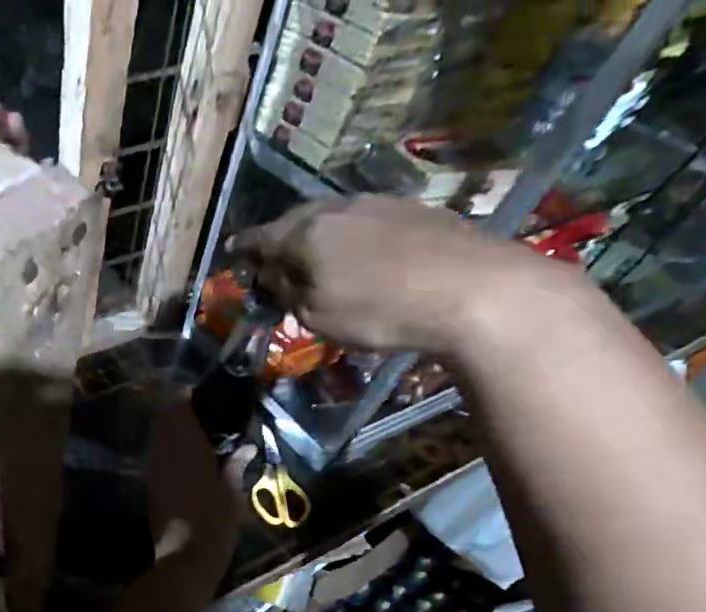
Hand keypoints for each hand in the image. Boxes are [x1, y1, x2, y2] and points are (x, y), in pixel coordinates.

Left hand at [143, 398, 236, 575]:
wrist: (183, 560)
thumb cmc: (215, 527)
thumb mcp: (233, 495)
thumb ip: (236, 467)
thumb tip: (246, 447)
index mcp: (188, 450)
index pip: (177, 410)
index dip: (186, 397)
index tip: (201, 394)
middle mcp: (165, 455)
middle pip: (163, 420)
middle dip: (177, 411)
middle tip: (200, 411)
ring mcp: (153, 471)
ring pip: (157, 437)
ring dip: (170, 429)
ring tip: (194, 431)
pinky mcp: (150, 487)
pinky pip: (156, 455)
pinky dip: (167, 448)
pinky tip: (184, 455)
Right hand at [228, 195, 574, 355]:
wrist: (473, 290)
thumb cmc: (379, 309)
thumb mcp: (317, 314)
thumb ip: (288, 292)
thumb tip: (272, 276)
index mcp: (306, 233)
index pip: (261, 238)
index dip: (244, 248)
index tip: (232, 254)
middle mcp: (338, 208)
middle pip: (296, 220)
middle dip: (278, 239)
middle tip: (270, 260)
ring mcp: (379, 204)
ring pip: (332, 217)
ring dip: (315, 235)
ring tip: (311, 257)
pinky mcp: (414, 210)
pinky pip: (362, 220)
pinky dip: (347, 236)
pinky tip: (354, 255)